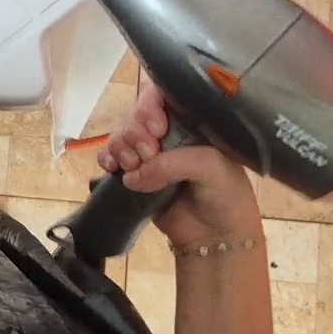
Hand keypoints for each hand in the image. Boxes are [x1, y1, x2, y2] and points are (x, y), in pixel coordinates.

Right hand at [97, 83, 264, 253]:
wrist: (215, 238)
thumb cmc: (225, 195)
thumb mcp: (211, 167)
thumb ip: (173, 162)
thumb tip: (133, 174)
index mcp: (194, 121)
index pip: (165, 95)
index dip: (151, 105)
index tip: (156, 127)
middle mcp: (170, 132)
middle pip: (137, 114)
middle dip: (136, 131)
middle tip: (148, 153)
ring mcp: (151, 153)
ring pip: (122, 135)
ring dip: (120, 146)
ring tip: (132, 166)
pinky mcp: (135, 174)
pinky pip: (111, 156)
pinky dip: (107, 159)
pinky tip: (112, 168)